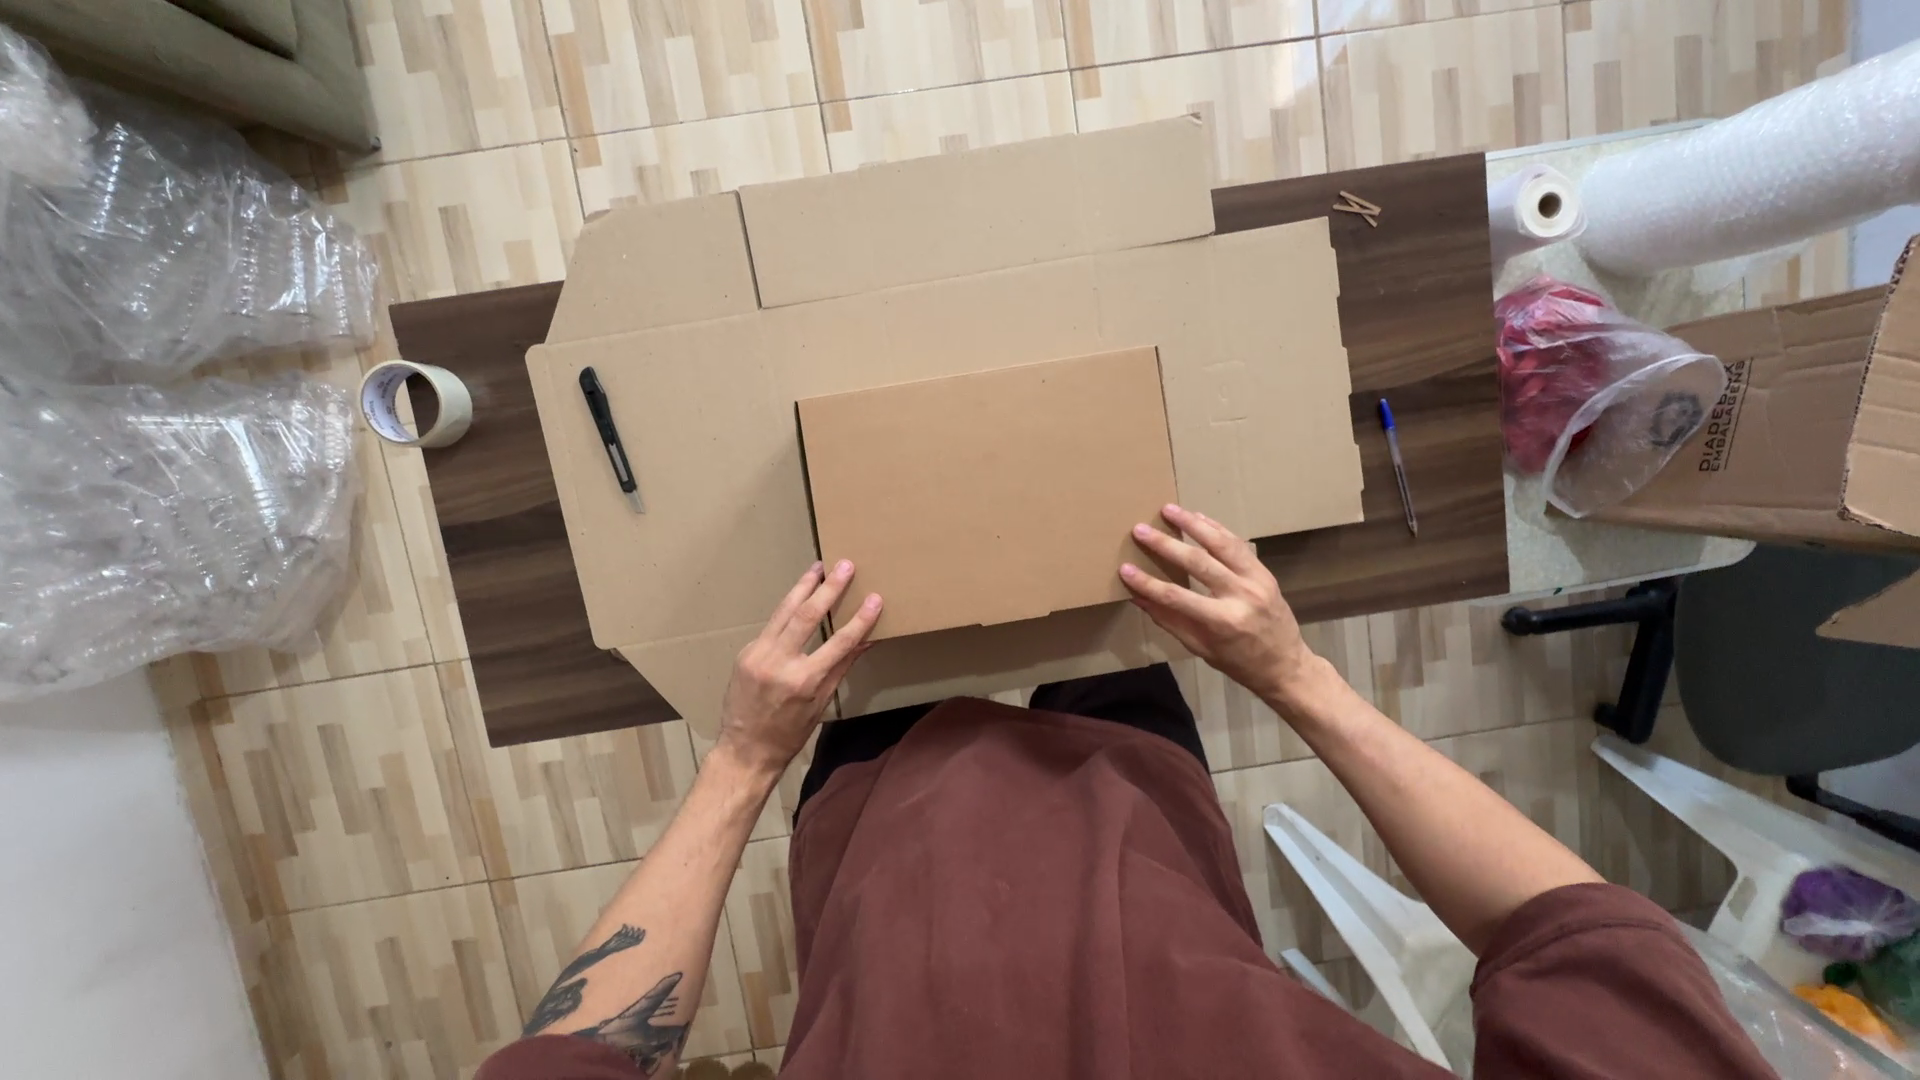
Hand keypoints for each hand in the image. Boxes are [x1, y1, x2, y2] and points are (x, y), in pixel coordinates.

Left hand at [715, 560, 881, 778]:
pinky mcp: (746, 651)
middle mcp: (779, 662)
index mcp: (804, 680)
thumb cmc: (790, 733)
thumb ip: (841, 667)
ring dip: (804, 586)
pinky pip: (772, 624)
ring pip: (784, 611)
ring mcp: (758, 654)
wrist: (745, 749)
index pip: (839, 642)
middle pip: (807, 615)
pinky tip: (800, 593)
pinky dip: (788, 607)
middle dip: (829, 588)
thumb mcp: (822, 703)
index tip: (875, 599)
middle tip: (845, 565)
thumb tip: (867, 640)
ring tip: (819, 567)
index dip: (859, 619)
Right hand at [1118, 504, 1315, 703]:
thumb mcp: (1199, 647)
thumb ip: (1169, 619)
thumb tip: (1137, 596)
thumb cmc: (1237, 662)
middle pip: (1198, 563)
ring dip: (1193, 524)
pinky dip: (1217, 528)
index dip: (1148, 583)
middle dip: (1165, 545)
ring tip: (1169, 510)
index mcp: (1222, 621)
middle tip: (1140, 530)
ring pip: (1221, 544)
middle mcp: (1241, 596)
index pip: (1176, 596)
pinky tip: (1197, 517)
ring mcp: (1256, 581)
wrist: (1286, 665)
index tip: (1125, 569)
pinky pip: (1238, 545)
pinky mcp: (1264, 572)